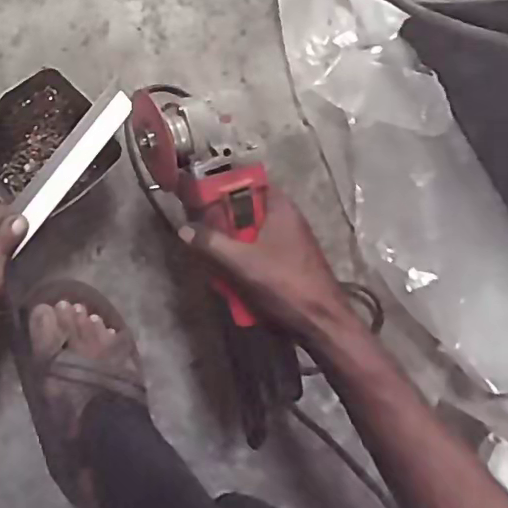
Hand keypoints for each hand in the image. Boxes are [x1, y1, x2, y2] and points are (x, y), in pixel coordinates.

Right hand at [178, 187, 357, 341]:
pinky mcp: (291, 263)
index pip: (247, 183)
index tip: (201, 200)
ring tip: (214, 260)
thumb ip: (210, 243)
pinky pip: (260, 253)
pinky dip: (246, 262)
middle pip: (246, 211)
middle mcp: (287, 218)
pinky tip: (233, 280)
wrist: (323, 324)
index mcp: (280, 207)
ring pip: (251, 235)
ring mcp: (291, 242)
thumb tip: (184, 228)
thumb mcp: (241, 262)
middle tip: (203, 234)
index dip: (223, 188)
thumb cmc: (285, 284)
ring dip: (232, 247)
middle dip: (223, 224)